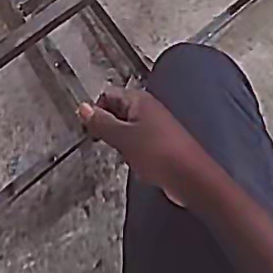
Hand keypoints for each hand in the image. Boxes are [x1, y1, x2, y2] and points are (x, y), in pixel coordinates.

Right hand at [78, 87, 224, 208]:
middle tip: (106, 144)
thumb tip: (83, 107)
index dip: (95, 111)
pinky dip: (133, 153)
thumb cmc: (159, 152)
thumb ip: (101, 123)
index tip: (89, 130)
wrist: (190, 176)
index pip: (107, 95)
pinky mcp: (160, 143)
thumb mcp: (123, 138)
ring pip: (126, 129)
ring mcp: (155, 125)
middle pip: (116, 111)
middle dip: (108, 128)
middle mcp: (147, 108)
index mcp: (138, 100)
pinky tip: (137, 164)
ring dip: (121, 143)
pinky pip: (138, 143)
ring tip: (125, 155)